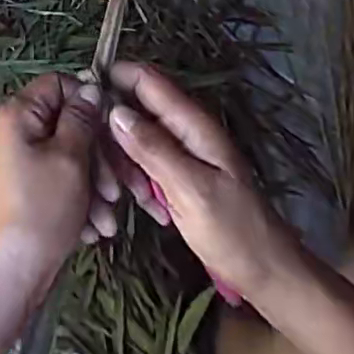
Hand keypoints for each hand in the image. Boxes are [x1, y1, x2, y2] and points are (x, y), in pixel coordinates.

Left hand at [0, 73, 121, 300]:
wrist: (10, 275)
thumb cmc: (40, 209)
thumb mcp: (70, 158)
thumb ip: (82, 118)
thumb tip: (92, 86)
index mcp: (19, 113)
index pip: (59, 83)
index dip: (88, 100)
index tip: (113, 127)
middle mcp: (18, 130)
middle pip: (70, 123)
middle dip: (99, 155)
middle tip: (117, 187)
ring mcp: (24, 159)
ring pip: (72, 155)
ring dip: (96, 184)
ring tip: (106, 218)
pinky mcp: (32, 187)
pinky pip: (63, 179)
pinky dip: (82, 200)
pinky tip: (95, 227)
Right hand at [106, 61, 299, 299]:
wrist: (269, 275)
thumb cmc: (234, 232)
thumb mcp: (190, 189)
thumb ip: (152, 147)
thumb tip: (114, 110)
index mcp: (192, 122)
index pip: (146, 79)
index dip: (114, 78)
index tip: (84, 100)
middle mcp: (185, 128)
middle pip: (135, 107)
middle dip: (115, 132)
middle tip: (108, 169)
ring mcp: (182, 150)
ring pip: (136, 136)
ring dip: (126, 162)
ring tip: (133, 195)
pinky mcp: (179, 172)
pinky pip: (145, 161)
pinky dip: (139, 179)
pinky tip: (148, 205)